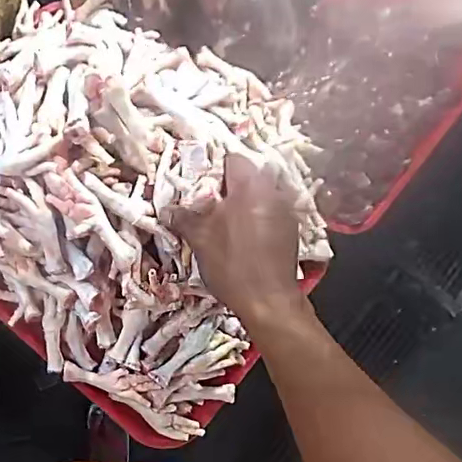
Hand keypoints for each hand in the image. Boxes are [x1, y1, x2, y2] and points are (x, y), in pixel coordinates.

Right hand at [174, 151, 307, 326]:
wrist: (269, 302)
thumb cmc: (233, 265)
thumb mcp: (200, 240)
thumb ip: (184, 217)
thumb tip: (169, 210)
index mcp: (251, 185)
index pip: (232, 160)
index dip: (213, 171)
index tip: (200, 190)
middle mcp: (274, 192)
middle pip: (248, 178)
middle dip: (228, 190)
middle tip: (210, 209)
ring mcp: (287, 212)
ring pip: (261, 197)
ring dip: (244, 205)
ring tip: (227, 226)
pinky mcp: (292, 232)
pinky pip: (271, 215)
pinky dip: (258, 220)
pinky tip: (246, 240)